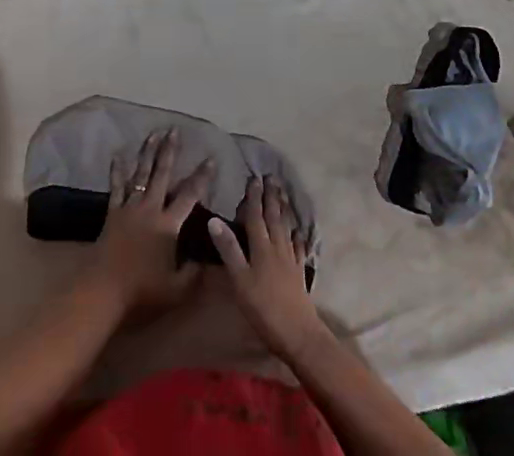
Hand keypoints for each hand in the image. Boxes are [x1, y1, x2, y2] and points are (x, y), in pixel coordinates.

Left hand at [85, 128, 214, 316]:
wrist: (104, 289)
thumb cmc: (142, 290)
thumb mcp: (178, 288)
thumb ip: (194, 272)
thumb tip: (207, 258)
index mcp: (169, 225)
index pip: (190, 195)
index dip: (202, 177)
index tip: (211, 159)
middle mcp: (150, 209)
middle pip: (162, 174)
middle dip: (170, 151)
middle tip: (175, 131)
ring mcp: (129, 208)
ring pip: (140, 174)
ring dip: (147, 153)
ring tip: (153, 134)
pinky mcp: (113, 212)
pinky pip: (116, 187)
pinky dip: (118, 170)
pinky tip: (118, 156)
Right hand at [208, 175, 329, 359]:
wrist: (298, 334)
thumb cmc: (263, 307)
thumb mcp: (239, 279)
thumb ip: (228, 249)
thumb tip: (214, 219)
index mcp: (261, 248)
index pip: (255, 217)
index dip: (254, 198)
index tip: (254, 179)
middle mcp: (277, 248)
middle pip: (274, 218)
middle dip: (271, 198)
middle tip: (272, 178)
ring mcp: (290, 260)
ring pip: (286, 228)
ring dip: (284, 210)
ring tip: (283, 195)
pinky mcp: (299, 273)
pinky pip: (298, 247)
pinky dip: (297, 236)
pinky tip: (298, 232)